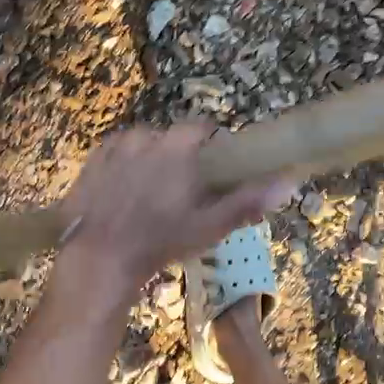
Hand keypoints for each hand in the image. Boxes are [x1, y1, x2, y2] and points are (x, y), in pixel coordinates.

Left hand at [53, 123, 295, 301]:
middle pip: (170, 138)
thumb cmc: (161, 241)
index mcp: (176, 146)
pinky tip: (124, 194)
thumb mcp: (210, 226)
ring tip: (150, 196)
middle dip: (178, 157)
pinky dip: (123, 167)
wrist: (101, 255)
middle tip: (181, 192)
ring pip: (142, 144)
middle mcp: (145, 136)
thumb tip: (290, 181)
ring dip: (149, 160)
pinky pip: (116, 154)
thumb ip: (248, 200)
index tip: (212, 168)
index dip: (210, 144)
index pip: (201, 127)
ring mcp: (115, 146)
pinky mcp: (93, 159)